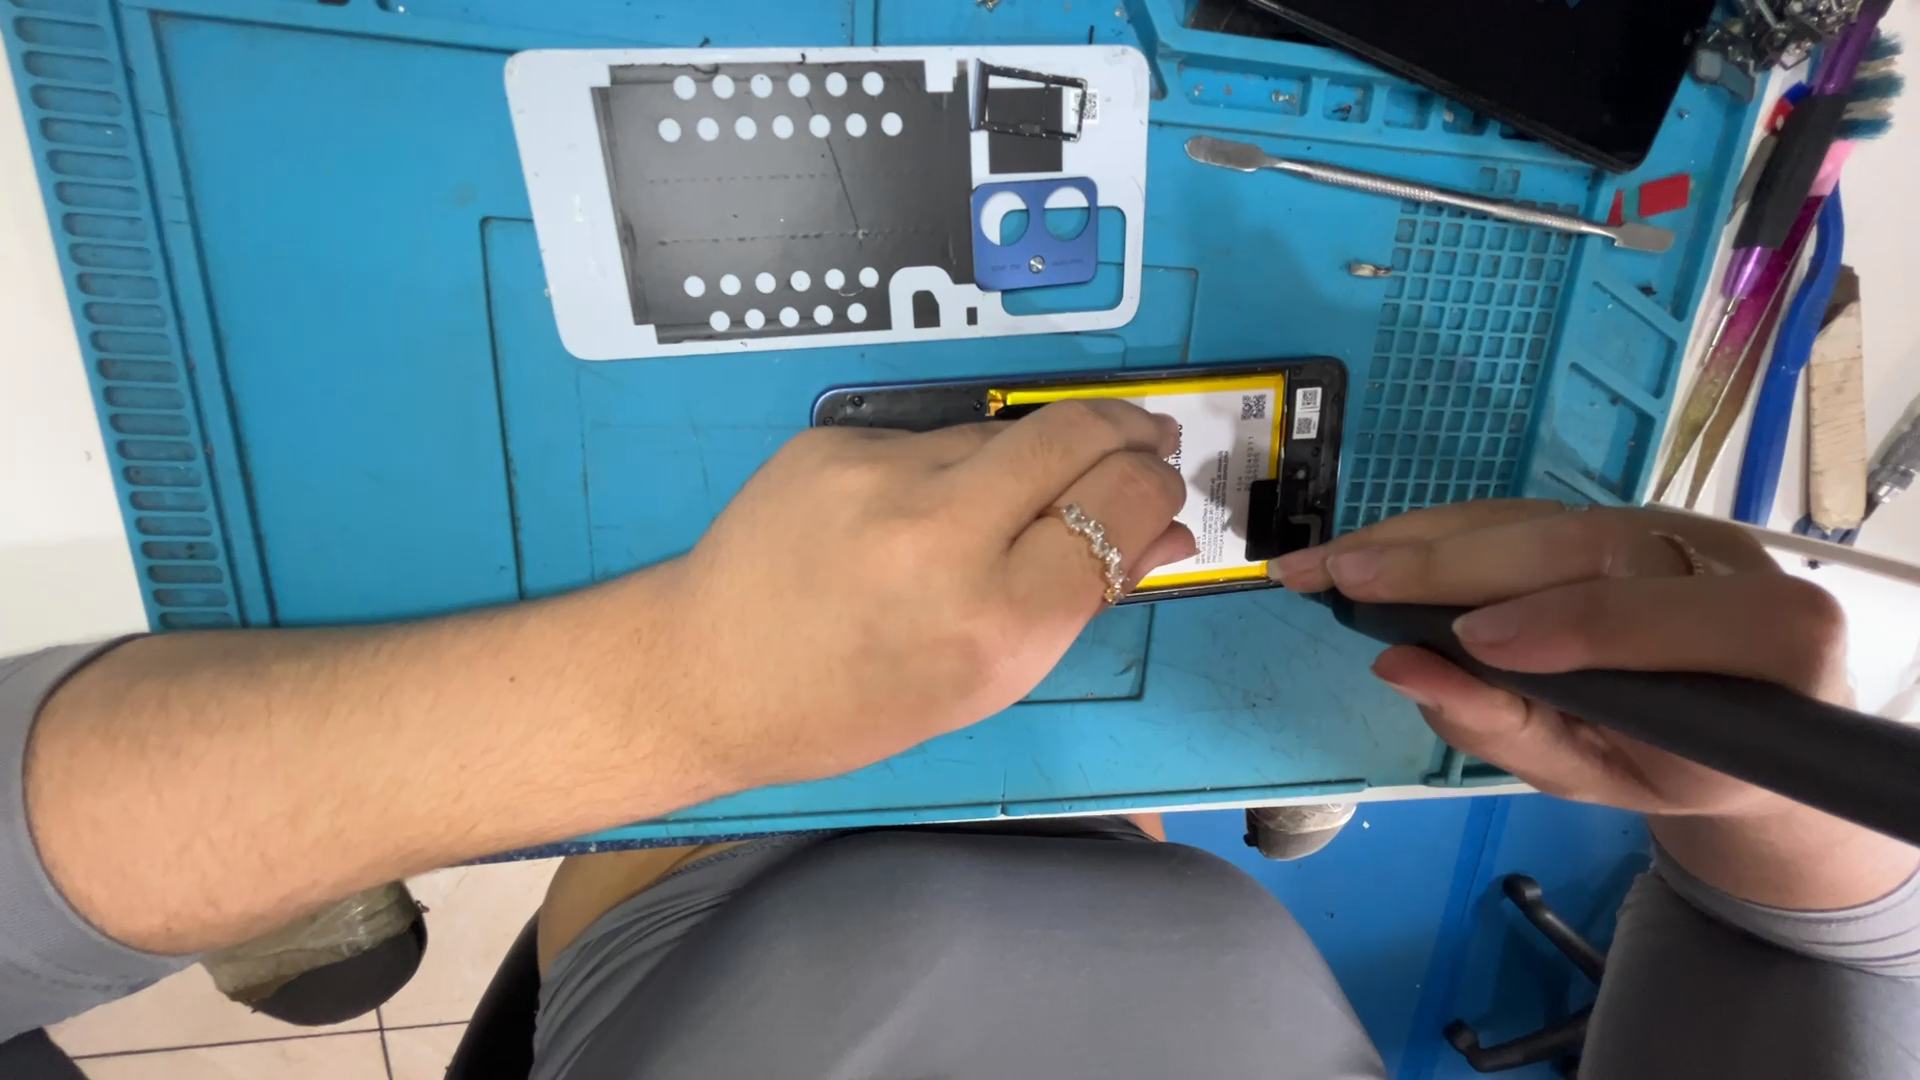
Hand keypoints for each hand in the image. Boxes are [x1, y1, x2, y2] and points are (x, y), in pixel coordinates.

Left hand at [634, 400, 1194, 793]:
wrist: (706, 673)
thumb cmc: (854, 709)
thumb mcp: (981, 686)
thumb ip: (1079, 602)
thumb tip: (1166, 534)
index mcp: (994, 623)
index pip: (1118, 509)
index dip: (1156, 489)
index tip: (1162, 484)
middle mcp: (944, 534)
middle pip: (1073, 434)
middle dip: (1126, 429)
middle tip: (1145, 439)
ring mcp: (879, 474)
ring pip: (1001, 432)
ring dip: (1033, 456)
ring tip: (1014, 499)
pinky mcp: (830, 441)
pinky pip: (928, 439)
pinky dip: (952, 466)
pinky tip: (919, 509)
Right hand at [1271, 498, 1916, 907]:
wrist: (1725, 722)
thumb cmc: (1664, 762)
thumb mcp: (1588, 772)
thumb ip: (1501, 726)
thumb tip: (1397, 668)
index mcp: (1760, 638)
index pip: (1658, 615)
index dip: (1566, 622)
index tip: (1469, 642)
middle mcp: (1704, 558)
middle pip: (1566, 543)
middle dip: (1442, 564)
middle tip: (1341, 578)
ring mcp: (1640, 525)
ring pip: (1513, 518)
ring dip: (1402, 541)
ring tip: (1319, 565)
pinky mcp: (1580, 516)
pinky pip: (1489, 516)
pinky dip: (1411, 536)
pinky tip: (1354, 554)